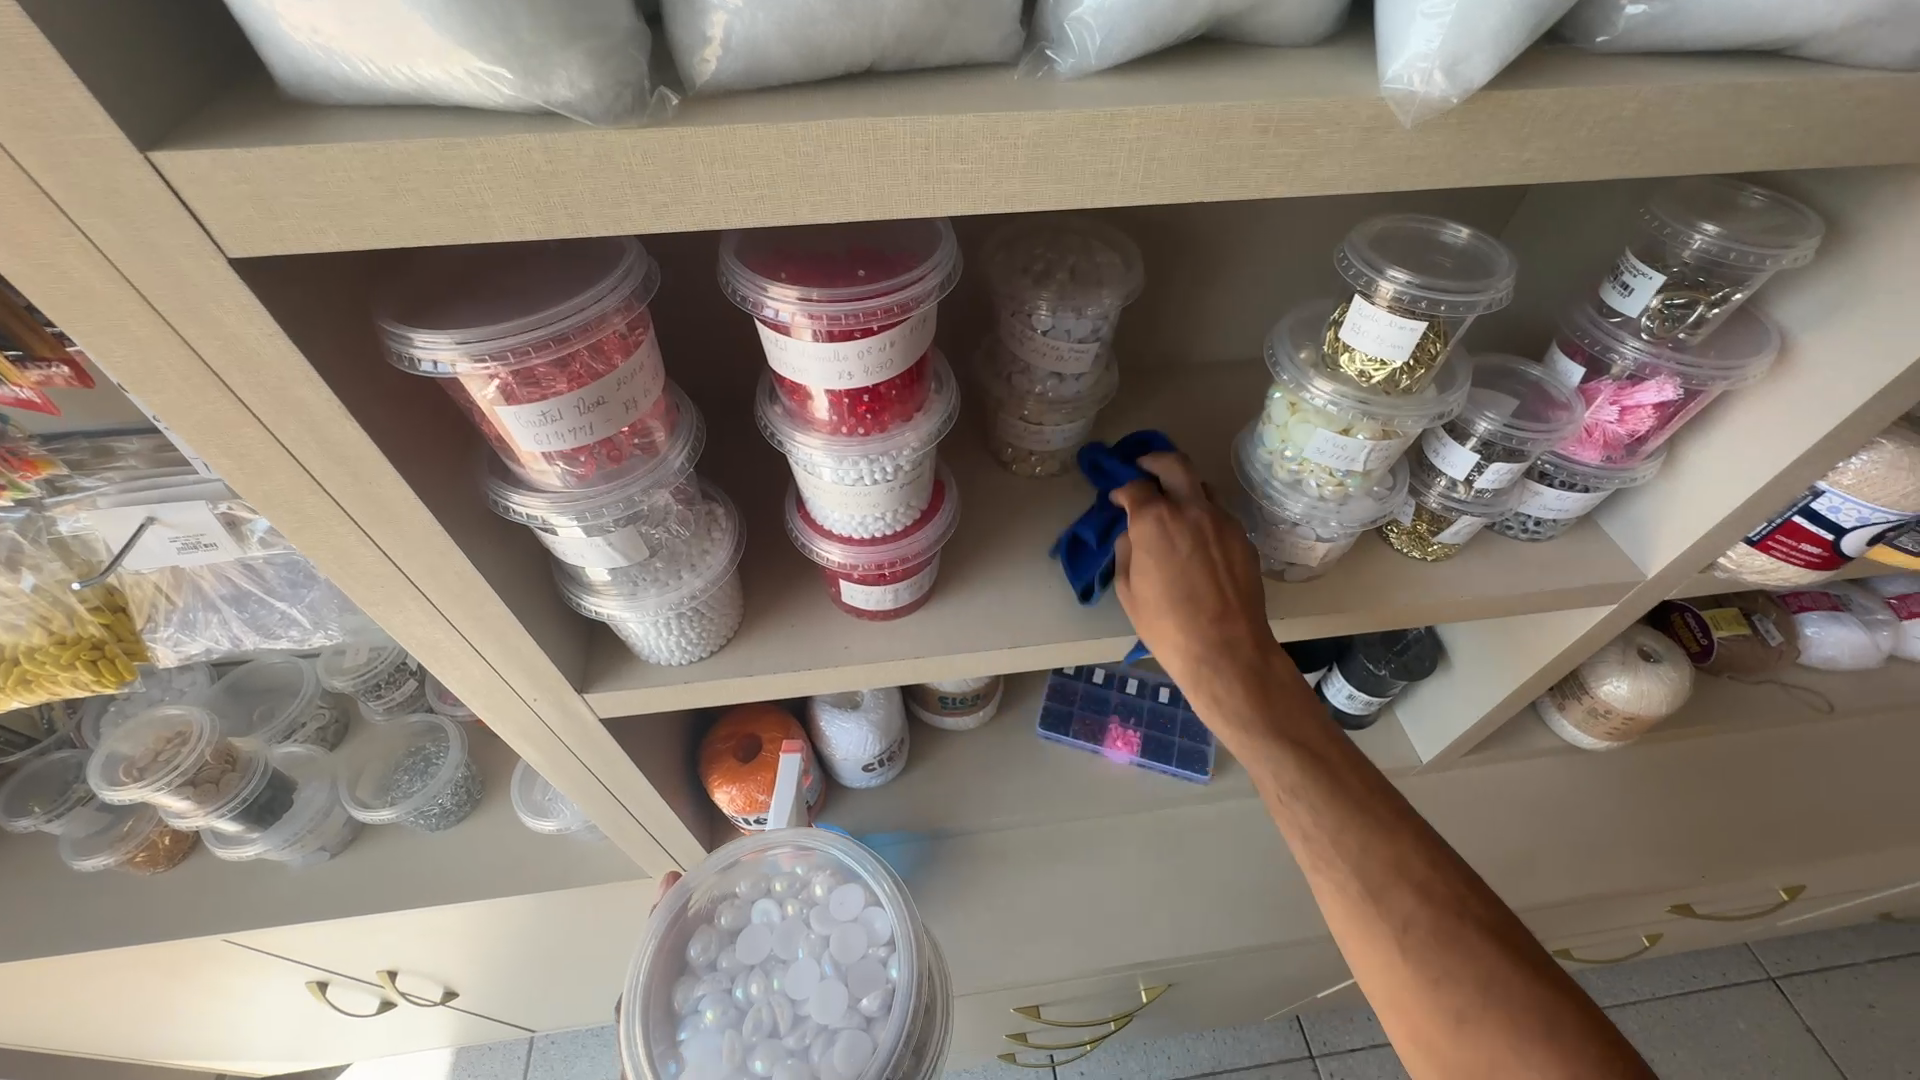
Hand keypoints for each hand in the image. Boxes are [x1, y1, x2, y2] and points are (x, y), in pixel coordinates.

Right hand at [1109, 452, 1289, 726]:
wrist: (1225, 648)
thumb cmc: (1165, 624)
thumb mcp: (1128, 590)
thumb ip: (1126, 552)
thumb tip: (1132, 535)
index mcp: (1155, 519)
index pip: (1135, 486)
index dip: (1121, 489)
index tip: (1116, 499)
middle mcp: (1191, 508)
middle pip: (1175, 464)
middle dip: (1154, 461)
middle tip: (1144, 470)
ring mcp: (1223, 521)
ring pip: (1203, 487)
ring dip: (1184, 488)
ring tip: (1174, 506)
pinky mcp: (1243, 538)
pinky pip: (1219, 515)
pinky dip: (1203, 516)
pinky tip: (1197, 540)